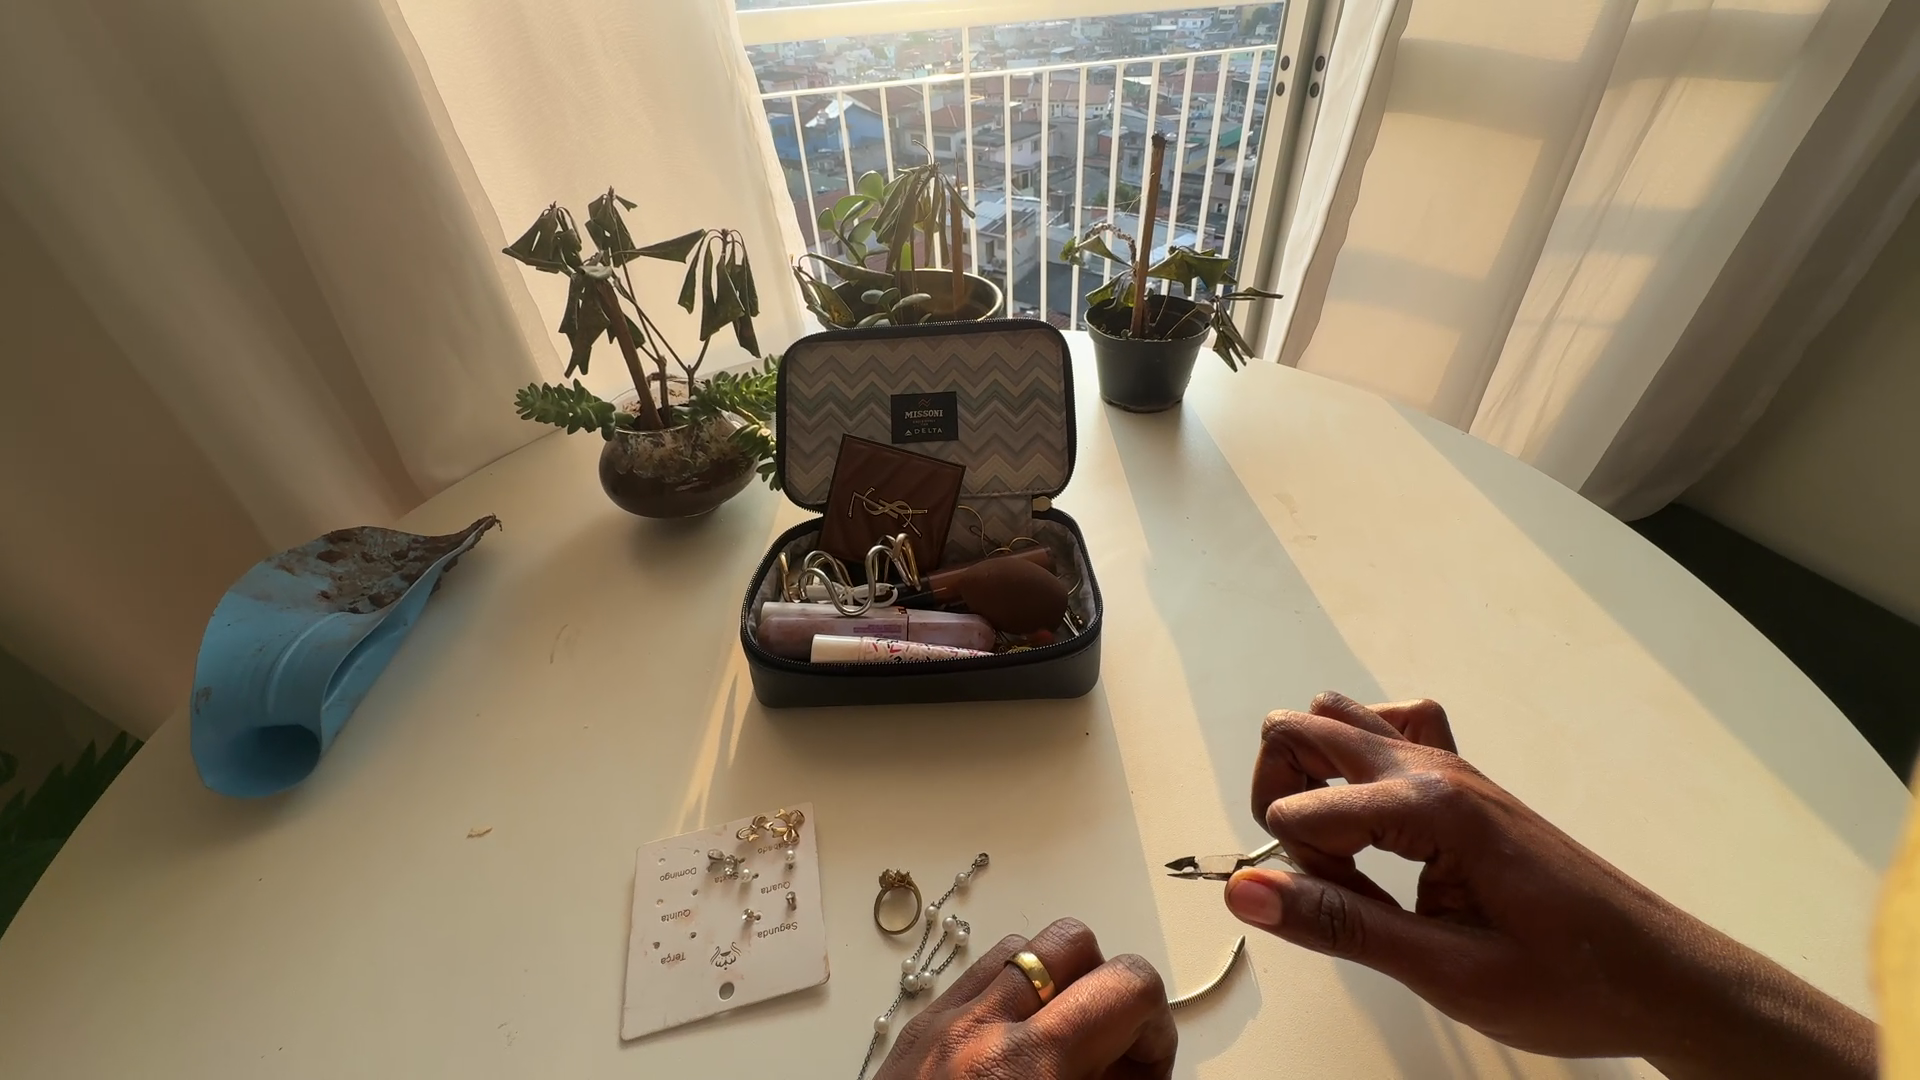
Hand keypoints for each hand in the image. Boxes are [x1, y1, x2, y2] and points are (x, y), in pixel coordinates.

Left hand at [873, 918, 1176, 1079]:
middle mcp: (984, 1025)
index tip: (1146, 1070)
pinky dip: (1012, 990)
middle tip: (1108, 1053)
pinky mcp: (918, 1025)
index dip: (1154, 1025)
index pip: (1126, 985)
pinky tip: (1017, 1043)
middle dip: (1107, 991)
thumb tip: (1141, 1070)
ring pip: (1025, 946)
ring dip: (1056, 983)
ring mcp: (943, 1018)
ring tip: (1060, 1045)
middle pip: (1075, 940)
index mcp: (1030, 1069)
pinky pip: (980, 970)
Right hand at [1232, 692, 1874, 1078]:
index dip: (1307, 873)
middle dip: (1279, 796)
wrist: (1666, 979)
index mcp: (1423, 806)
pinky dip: (1358, 749)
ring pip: (1330, 714)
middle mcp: (1423, 763)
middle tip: (1326, 867)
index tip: (1362, 916)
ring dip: (1309, 770)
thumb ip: (1337, 925)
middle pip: (1294, 730)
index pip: (1296, 811)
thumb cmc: (1564, 983)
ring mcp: (1440, 758)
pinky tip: (1376, 802)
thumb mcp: (1446, 972)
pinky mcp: (1454, 769)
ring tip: (1346, 839)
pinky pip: (1387, 719)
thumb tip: (1239, 892)